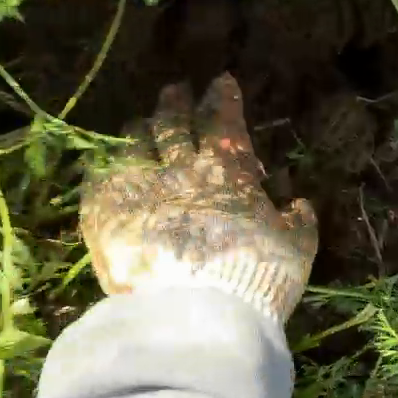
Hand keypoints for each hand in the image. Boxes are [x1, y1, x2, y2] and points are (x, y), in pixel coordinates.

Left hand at [80, 74, 317, 323]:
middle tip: (176, 91)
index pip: (223, 120)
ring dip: (140, 128)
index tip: (222, 82)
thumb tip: (296, 202)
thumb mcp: (296, 249)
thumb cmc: (255, 277)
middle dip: (177, 103)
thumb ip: (298, 221)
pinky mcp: (104, 215)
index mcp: (226, 170)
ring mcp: (137, 189)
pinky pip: (99, 177)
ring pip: (134, 142)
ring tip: (140, 122)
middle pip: (173, 123)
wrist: (197, 315)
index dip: (223, 98)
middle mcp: (178, 168)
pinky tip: (104, 163)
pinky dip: (105, 166)